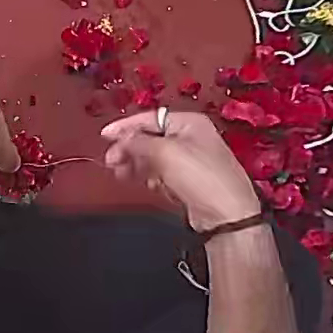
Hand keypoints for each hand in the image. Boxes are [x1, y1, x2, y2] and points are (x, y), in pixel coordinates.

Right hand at [102, 110, 260, 230]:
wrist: (226, 215)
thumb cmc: (199, 176)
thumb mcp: (164, 152)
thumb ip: (138, 142)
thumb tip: (121, 139)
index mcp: (189, 122)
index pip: (150, 118)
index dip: (126, 126)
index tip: (105, 136)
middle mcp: (191, 137)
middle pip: (151, 138)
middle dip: (130, 149)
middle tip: (111, 161)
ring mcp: (191, 160)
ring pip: (155, 157)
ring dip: (137, 165)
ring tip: (121, 174)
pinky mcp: (189, 181)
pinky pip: (163, 173)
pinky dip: (152, 177)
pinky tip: (149, 185)